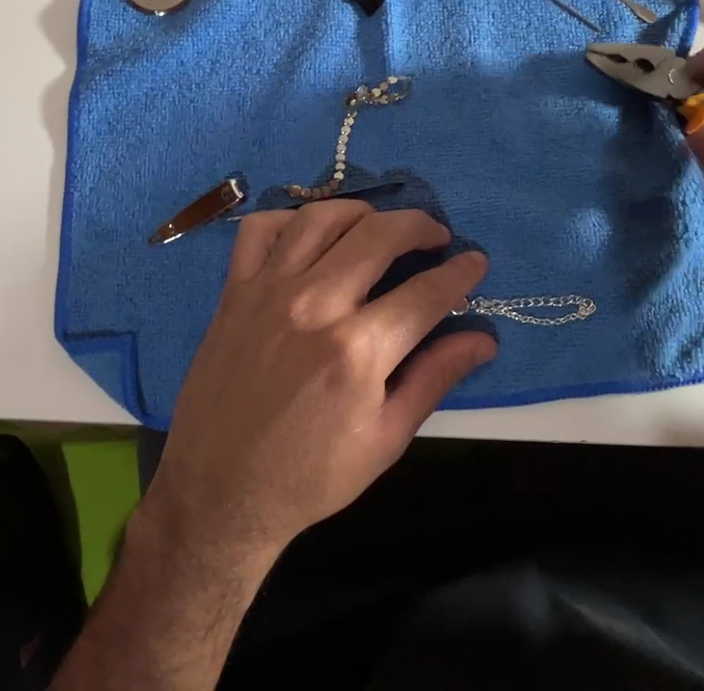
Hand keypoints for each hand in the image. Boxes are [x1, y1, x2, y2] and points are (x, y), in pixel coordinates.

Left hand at [142, 202, 495, 562]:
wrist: (221, 491)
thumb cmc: (310, 476)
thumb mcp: (385, 439)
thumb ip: (435, 378)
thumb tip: (483, 338)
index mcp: (358, 350)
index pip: (426, 291)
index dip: (460, 272)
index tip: (476, 261)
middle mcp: (314, 306)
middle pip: (378, 235)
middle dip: (418, 226)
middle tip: (435, 237)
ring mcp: (268, 292)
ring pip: (321, 219)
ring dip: (361, 213)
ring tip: (380, 226)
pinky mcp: (233, 292)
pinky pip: (260, 230)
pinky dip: (289, 218)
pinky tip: (310, 234)